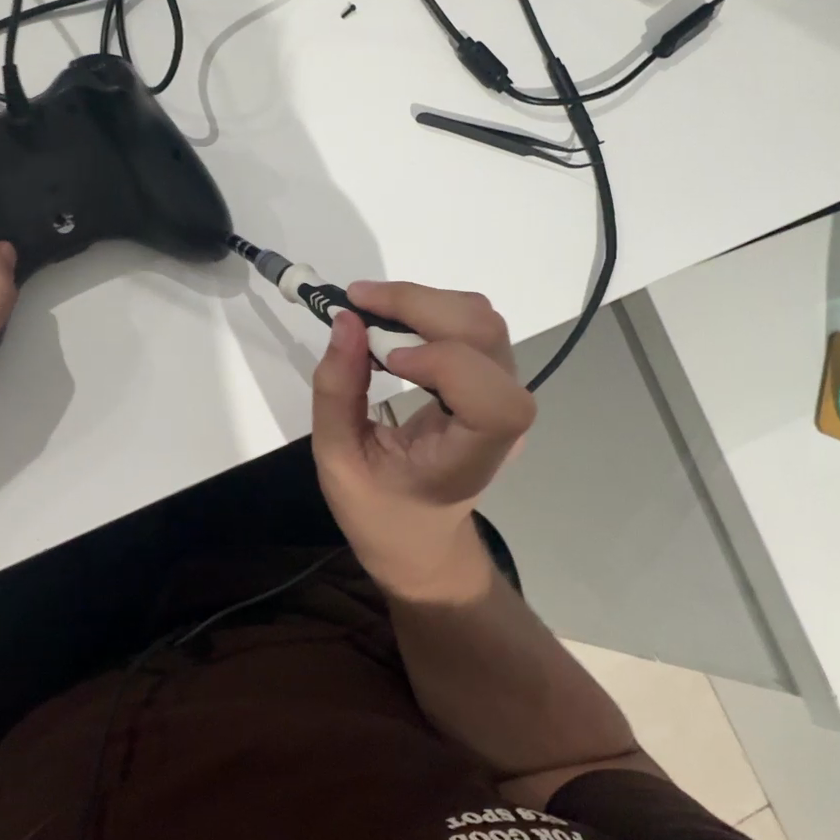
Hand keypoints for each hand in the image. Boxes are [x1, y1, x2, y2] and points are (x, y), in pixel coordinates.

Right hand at [311, 282, 535, 602]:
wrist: (419, 539)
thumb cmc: (377, 512)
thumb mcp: (337, 460)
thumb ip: (337, 393)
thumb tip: (345, 322)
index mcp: (470, 458)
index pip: (492, 400)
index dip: (445, 364)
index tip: (385, 358)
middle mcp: (503, 422)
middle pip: (485, 336)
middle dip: (420, 305)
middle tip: (356, 300)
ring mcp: (502, 399)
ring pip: (484, 323)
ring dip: (425, 303)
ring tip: (370, 310)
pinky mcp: (491, 384)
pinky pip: (473, 331)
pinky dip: (430, 314)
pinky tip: (391, 324)